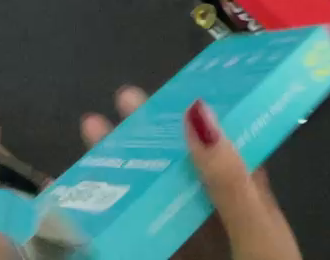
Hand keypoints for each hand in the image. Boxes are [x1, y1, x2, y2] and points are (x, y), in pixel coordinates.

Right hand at [82, 88, 302, 259]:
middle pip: (174, 167)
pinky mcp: (158, 259)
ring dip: (116, 167)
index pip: (219, 146)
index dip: (191, 113)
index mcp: (247, 206)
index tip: (160, 88)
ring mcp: (185, 249)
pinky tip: (71, 202)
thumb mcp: (258, 243)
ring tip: (86, 132)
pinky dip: (99, 219)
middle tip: (112, 104)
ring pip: (147, 198)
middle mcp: (214, 224)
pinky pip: (128, 237)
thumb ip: (229, 183)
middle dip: (142, 134)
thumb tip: (197, 109)